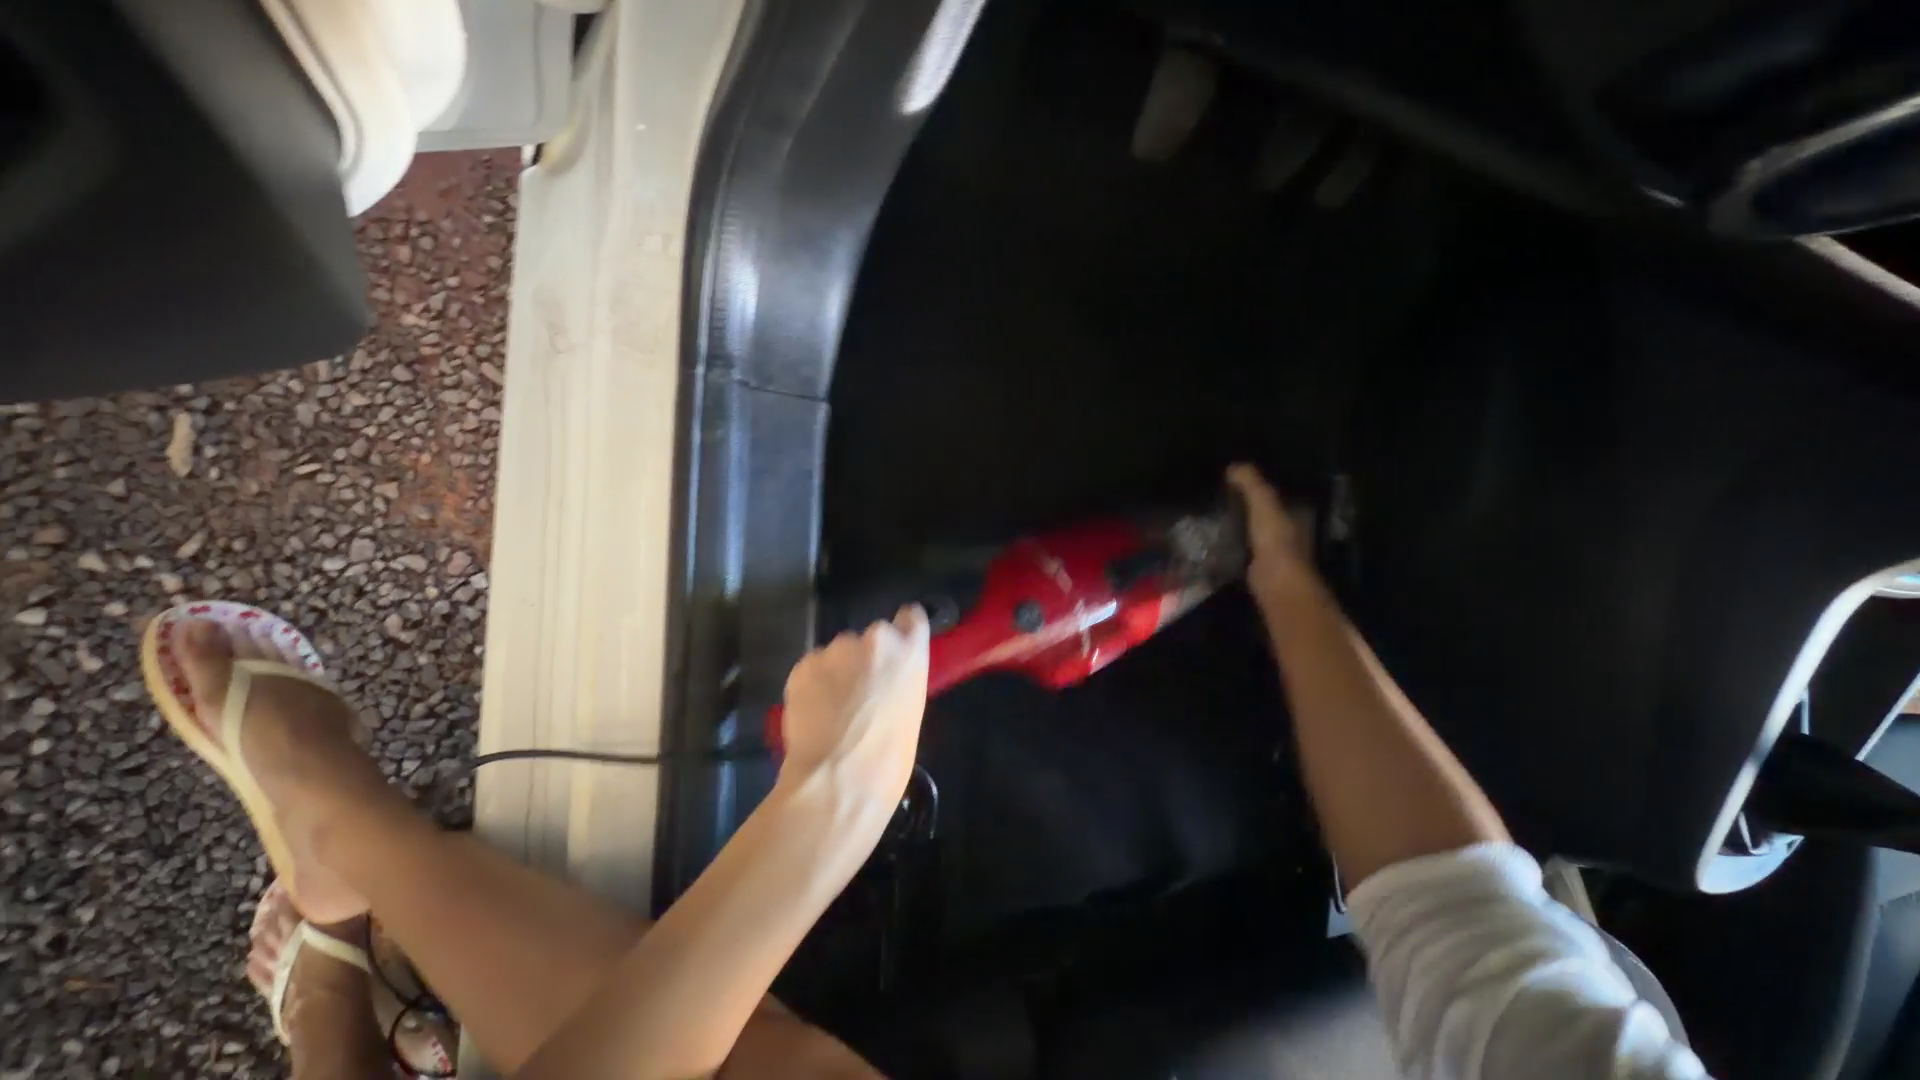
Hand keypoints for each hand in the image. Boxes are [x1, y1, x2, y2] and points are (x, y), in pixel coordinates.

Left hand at [777, 606, 930, 806]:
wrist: (838, 779)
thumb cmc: (888, 759)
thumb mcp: (911, 713)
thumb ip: (898, 684)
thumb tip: (883, 685)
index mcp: (909, 652)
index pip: (911, 618)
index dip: (902, 630)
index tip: (895, 648)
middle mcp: (874, 640)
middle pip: (871, 639)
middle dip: (864, 659)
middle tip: (860, 693)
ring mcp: (834, 650)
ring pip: (837, 655)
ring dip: (836, 672)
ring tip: (832, 710)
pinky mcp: (802, 666)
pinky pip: (811, 670)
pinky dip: (812, 686)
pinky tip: (813, 714)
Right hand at [1226, 464, 1315, 603]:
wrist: (1276, 583)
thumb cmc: (1275, 539)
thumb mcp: (1263, 502)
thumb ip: (1251, 483)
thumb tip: (1233, 466)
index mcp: (1296, 514)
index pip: (1278, 494)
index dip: (1259, 486)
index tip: (1236, 479)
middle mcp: (1289, 531)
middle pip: (1265, 514)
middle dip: (1246, 507)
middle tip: (1218, 496)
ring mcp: (1274, 552)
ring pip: (1253, 532)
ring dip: (1237, 526)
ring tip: (1210, 516)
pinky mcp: (1259, 568)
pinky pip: (1242, 550)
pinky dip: (1230, 545)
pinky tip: (1212, 540)